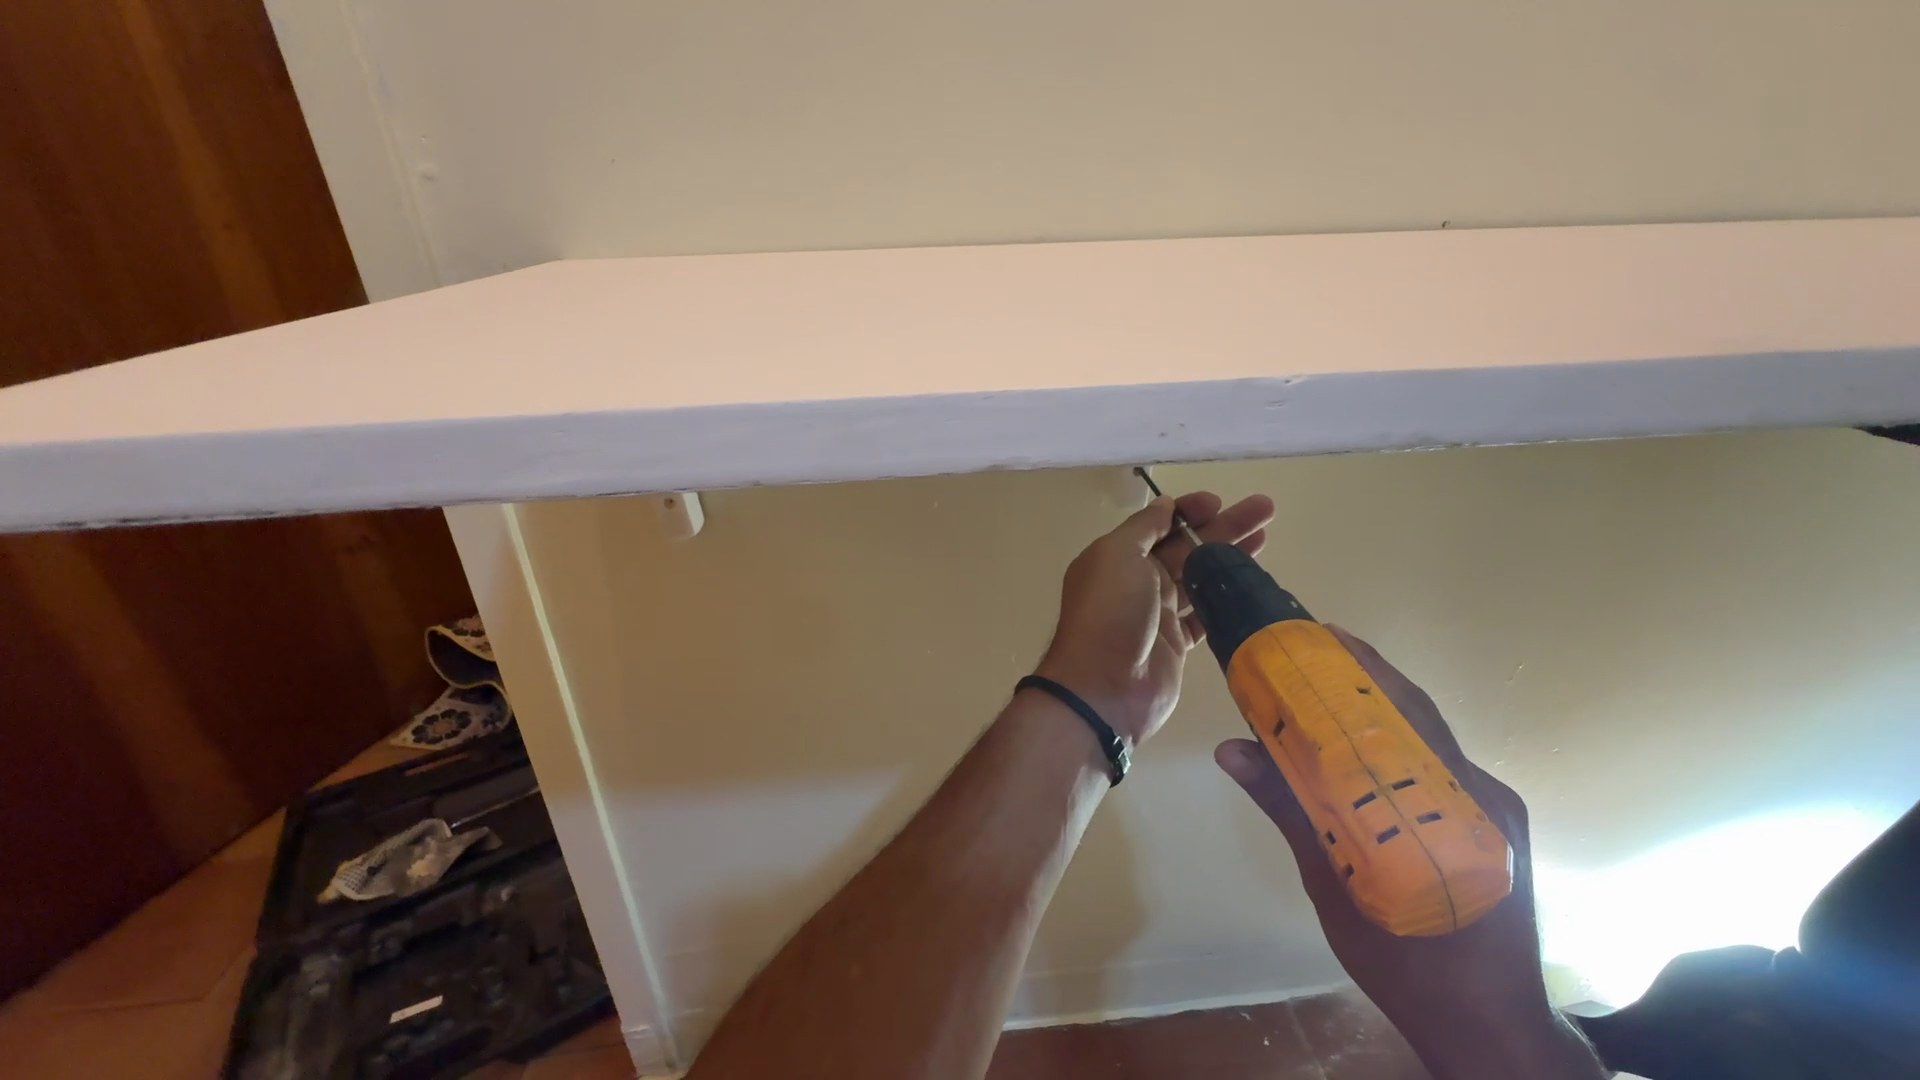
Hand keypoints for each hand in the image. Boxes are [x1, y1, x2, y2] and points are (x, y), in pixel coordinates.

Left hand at [1034, 490, 1273, 745]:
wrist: (1104, 688)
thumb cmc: (1109, 613)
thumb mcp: (1118, 555)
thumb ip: (1143, 528)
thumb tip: (1164, 505)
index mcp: (1119, 556)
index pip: (1159, 524)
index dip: (1188, 511)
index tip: (1219, 502)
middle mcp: (1137, 582)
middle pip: (1187, 547)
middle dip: (1224, 527)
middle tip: (1265, 509)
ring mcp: (1158, 614)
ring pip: (1201, 578)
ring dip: (1230, 558)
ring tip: (1266, 537)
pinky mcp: (1177, 645)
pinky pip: (1206, 615)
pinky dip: (1227, 599)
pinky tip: (1253, 585)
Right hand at [1213, 628, 1604, 1079]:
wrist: (1492, 1032)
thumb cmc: (1408, 966)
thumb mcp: (1337, 888)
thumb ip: (1290, 810)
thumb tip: (1233, 750)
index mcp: (1452, 807)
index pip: (1404, 714)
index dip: (1360, 669)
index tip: (1316, 636)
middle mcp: (1483, 794)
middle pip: (1418, 715)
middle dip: (1364, 675)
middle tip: (1311, 648)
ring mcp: (1493, 809)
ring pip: (1429, 738)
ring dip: (1379, 705)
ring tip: (1326, 684)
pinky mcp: (1494, 824)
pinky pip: (1438, 766)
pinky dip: (1396, 742)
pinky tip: (1360, 744)